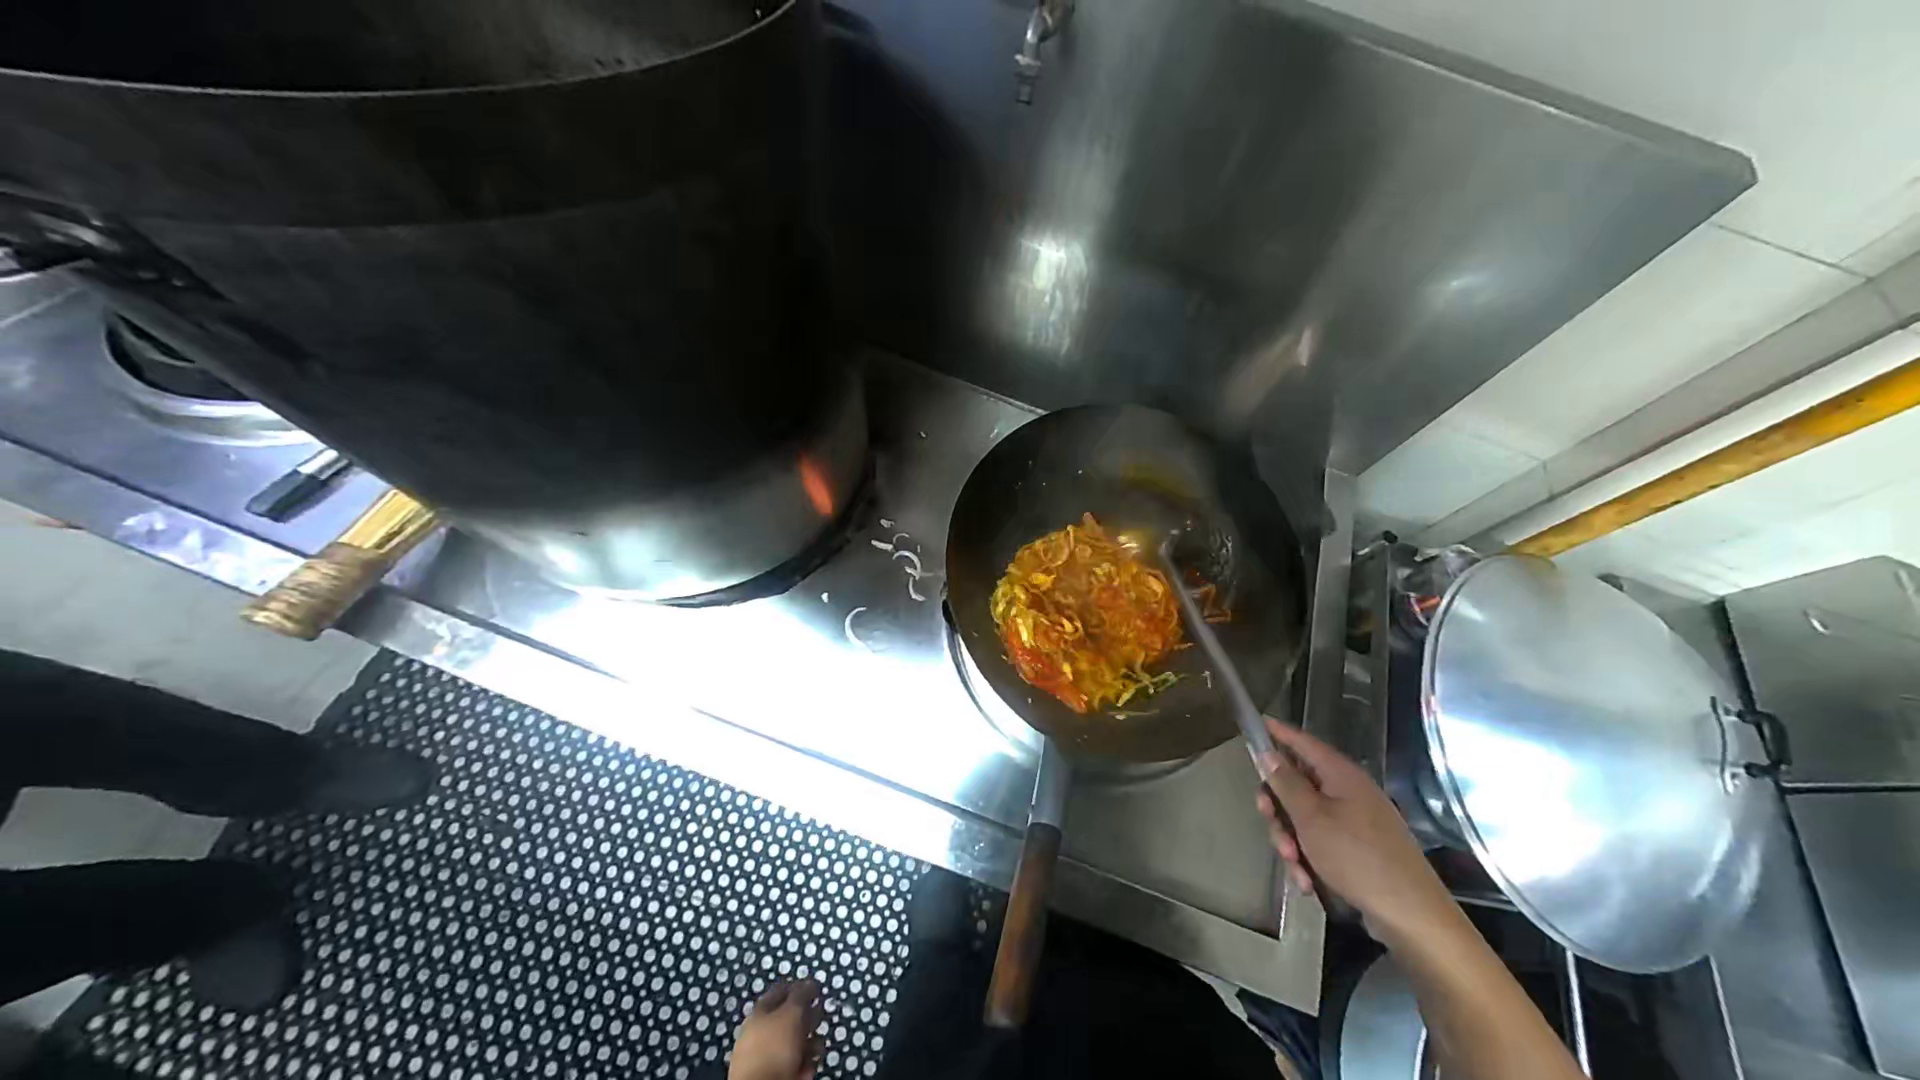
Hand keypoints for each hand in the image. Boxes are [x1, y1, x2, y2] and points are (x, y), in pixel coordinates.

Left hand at [729, 979, 824, 1079]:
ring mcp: (771, 1056)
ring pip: (796, 1041)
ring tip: (818, 1042)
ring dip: (811, 1039)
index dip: (797, 987)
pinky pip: (798, 1062)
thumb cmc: (774, 1048)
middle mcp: (763, 1033)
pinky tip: (812, 1062)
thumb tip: (809, 982)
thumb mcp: (790, 1014)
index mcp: (759, 1014)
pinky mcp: (781, 1075)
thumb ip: (801, 996)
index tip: (815, 987)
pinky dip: (807, 1060)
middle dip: (808, 1015)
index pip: (779, 992)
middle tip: (820, 1014)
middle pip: (790, 1017)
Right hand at [1254, 716, 1458, 948]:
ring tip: (1295, 864)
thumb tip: (1269, 753)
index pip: (1304, 742)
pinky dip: (1309, 858)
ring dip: (1291, 839)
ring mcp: (1355, 821)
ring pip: (1304, 817)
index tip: (1257, 722)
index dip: (1278, 732)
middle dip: (1278, 806)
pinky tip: (1308, 881)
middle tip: (1267, 819)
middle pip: (1298, 784)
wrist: (1410, 915)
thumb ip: (1286, 783)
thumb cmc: (1357, 857)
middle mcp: (1349, 792)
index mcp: (1341, 775)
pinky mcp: (1358, 848)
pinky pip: (1320, 841)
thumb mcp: (1311, 818)